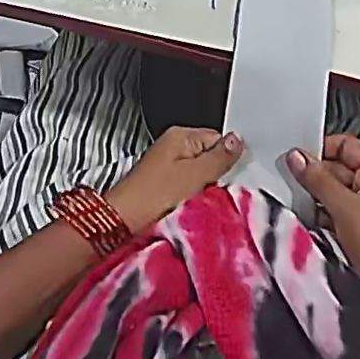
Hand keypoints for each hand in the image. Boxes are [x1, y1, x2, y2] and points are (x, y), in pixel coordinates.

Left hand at [106, 127, 243, 232]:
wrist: (122, 222)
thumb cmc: (155, 195)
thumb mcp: (195, 175)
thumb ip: (219, 157)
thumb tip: (237, 140)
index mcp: (181, 136)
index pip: (218, 139)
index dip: (227, 158)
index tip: (230, 176)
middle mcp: (173, 147)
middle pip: (210, 156)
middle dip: (216, 174)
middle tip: (212, 189)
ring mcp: (168, 166)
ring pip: (201, 174)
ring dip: (205, 189)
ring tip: (199, 200)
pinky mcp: (165, 184)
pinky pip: (189, 186)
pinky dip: (193, 197)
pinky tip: (190, 206)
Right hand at [290, 136, 359, 353]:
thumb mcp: (348, 210)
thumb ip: (319, 180)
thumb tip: (298, 157)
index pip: (347, 145)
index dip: (321, 148)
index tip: (295, 158)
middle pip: (339, 169)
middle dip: (315, 177)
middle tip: (290, 183)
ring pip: (336, 194)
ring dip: (317, 200)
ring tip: (301, 206)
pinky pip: (338, 216)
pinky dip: (323, 218)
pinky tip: (312, 225)